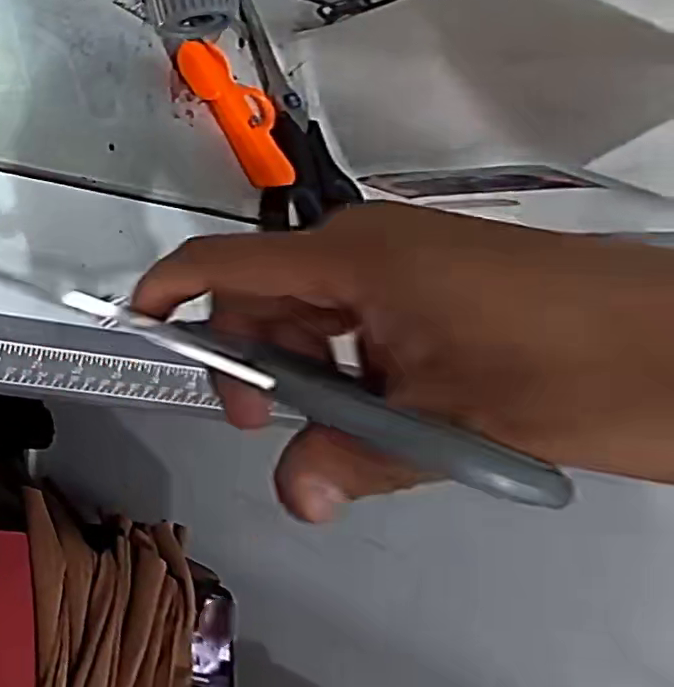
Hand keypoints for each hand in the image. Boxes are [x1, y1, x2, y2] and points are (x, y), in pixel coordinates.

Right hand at [131, 202, 673, 521]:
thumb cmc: (603, 368)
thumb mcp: (470, 423)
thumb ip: (363, 458)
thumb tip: (297, 499)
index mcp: (350, 257)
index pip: (218, 263)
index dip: (165, 291)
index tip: (138, 326)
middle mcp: (360, 243)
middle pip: (260, 294)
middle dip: (254, 360)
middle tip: (274, 424)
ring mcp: (397, 254)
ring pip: (307, 308)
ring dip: (308, 367)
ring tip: (352, 423)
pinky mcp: (430, 271)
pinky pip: (352, 309)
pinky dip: (350, 356)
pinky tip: (392, 398)